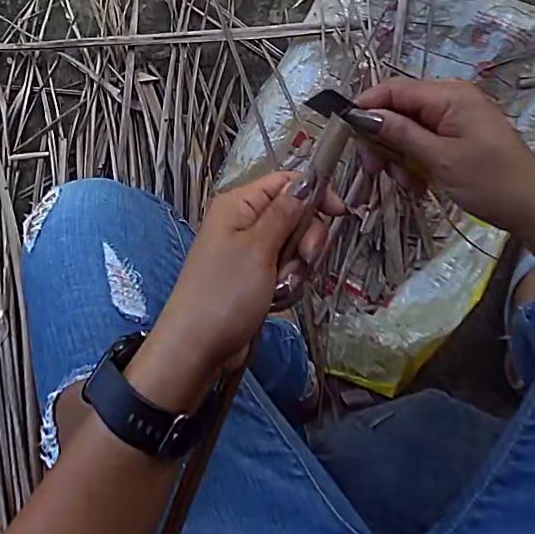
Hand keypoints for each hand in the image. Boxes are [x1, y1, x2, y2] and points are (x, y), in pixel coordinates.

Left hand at [134, 171, 341, 409]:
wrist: (196, 352)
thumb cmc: (224, 294)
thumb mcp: (258, 248)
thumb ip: (286, 212)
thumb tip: (308, 181)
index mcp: (239, 205)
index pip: (288, 182)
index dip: (315, 193)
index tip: (338, 213)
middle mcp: (245, 222)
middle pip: (297, 214)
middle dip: (307, 238)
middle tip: (304, 258)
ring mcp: (251, 250)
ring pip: (296, 244)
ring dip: (298, 266)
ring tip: (283, 286)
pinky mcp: (257, 275)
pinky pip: (288, 268)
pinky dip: (289, 282)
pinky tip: (278, 297)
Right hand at [353, 78, 534, 233]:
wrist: (533, 207)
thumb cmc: (490, 181)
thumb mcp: (440, 159)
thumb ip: (400, 134)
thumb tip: (363, 115)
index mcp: (450, 95)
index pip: (395, 89)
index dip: (367, 108)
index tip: (347, 135)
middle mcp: (453, 99)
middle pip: (401, 110)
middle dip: (384, 140)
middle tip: (376, 172)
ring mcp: (458, 118)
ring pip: (410, 130)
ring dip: (400, 157)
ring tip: (407, 184)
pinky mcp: (461, 137)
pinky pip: (427, 142)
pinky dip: (417, 162)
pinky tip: (418, 185)